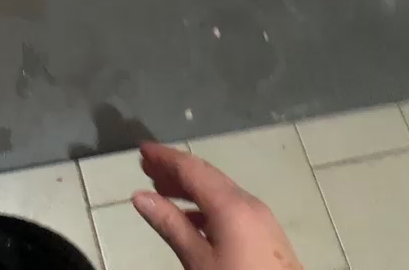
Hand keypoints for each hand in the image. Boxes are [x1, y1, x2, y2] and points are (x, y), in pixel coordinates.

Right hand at [132, 143, 302, 269]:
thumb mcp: (199, 262)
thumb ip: (170, 226)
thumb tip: (140, 196)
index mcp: (231, 204)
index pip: (190, 168)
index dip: (164, 156)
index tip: (141, 149)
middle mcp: (248, 202)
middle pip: (205, 174)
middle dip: (174, 170)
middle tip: (146, 169)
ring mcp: (262, 219)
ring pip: (218, 190)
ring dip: (189, 188)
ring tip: (162, 192)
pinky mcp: (268, 236)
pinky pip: (231, 207)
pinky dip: (206, 205)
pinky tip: (192, 220)